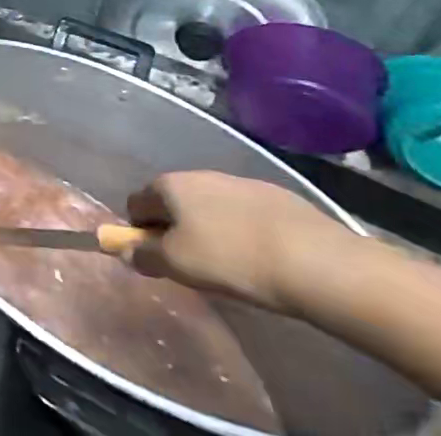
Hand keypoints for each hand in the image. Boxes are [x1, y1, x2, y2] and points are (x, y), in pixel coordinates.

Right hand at [123, 170, 360, 313]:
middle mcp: (198, 174)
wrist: (315, 261)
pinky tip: (261, 255)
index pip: (136, 203)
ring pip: (209, 205)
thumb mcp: (178, 265)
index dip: (140, 231)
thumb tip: (125, 250)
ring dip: (209, 227)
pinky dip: (241, 229)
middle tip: (194, 263)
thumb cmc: (231, 260)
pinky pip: (242, 211)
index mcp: (169, 185)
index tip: (158, 258)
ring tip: (232, 263)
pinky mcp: (274, 194)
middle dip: (175, 228)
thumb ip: (144, 255)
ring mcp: (237, 181)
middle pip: (173, 201)